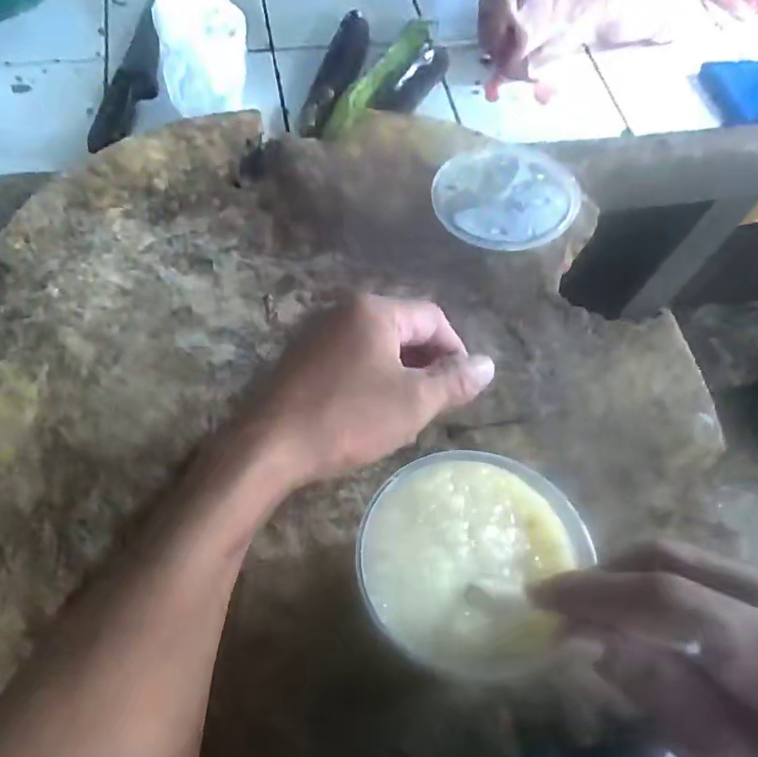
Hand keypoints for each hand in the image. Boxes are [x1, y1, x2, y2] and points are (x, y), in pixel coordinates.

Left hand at [238, 294, 494, 487]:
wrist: (270, 446)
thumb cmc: (347, 419)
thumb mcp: (412, 402)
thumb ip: (454, 381)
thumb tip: (487, 365)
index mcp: (372, 311)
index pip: (432, 318)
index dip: (455, 351)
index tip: (461, 389)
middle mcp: (340, 313)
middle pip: (401, 330)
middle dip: (425, 366)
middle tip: (433, 405)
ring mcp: (313, 337)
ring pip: (373, 350)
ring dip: (396, 377)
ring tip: (402, 415)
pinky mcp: (297, 363)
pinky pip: (346, 364)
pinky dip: (366, 383)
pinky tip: (364, 416)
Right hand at [533, 541, 757, 756]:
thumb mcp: (717, 753)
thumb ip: (648, 683)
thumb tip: (578, 636)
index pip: (672, 599)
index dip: (596, 593)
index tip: (541, 598)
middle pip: (675, 560)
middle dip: (605, 576)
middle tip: (559, 602)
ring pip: (688, 556)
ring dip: (628, 576)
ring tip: (591, 608)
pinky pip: (708, 567)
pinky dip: (658, 581)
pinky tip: (639, 611)